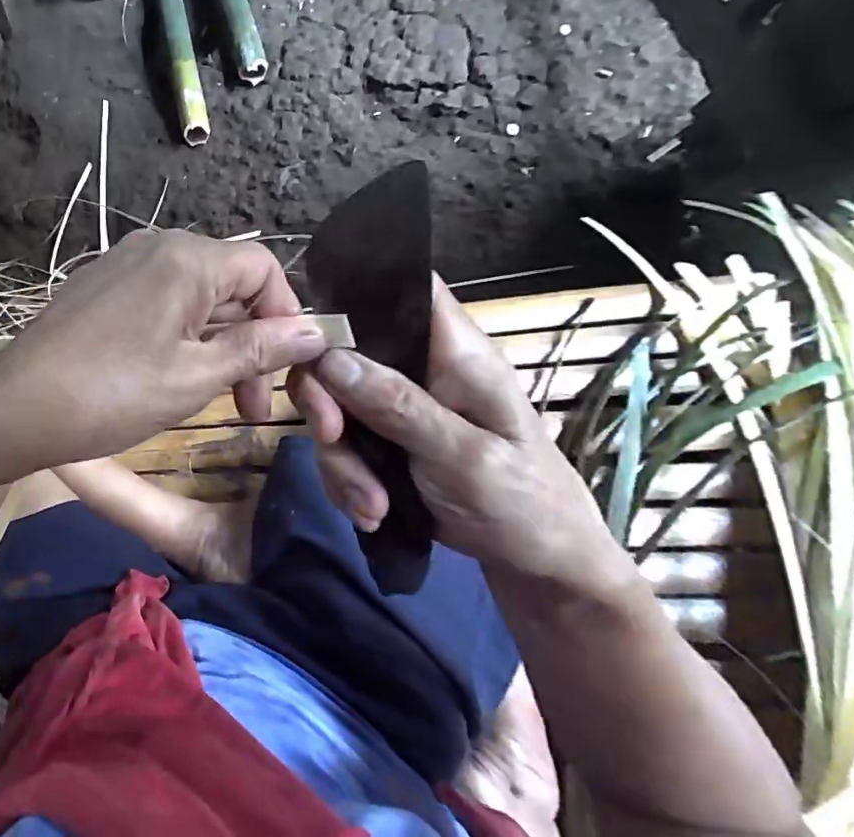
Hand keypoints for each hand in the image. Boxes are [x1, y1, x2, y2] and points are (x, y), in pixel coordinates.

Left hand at [0, 230, 331, 470]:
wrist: (10, 411)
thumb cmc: (112, 394)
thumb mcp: (197, 376)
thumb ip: (260, 348)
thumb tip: (315, 333)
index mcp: (187, 259)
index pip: (263, 268)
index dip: (286, 315)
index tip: (286, 368)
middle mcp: (158, 247)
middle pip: (231, 283)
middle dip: (252, 341)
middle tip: (251, 405)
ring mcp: (125, 264)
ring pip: (197, 296)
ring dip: (219, 343)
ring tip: (218, 398)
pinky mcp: (102, 287)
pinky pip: (163, 301)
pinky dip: (184, 335)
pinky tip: (175, 377)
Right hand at [292, 276, 614, 585]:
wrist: (536, 566)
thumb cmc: (522, 503)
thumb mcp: (464, 457)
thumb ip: (399, 407)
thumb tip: (332, 358)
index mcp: (456, 351)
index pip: (408, 287)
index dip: (359, 289)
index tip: (317, 335)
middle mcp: (422, 368)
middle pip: (348, 352)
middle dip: (329, 401)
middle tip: (332, 438)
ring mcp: (401, 406)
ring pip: (338, 406)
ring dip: (342, 460)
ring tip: (372, 506)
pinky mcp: (388, 442)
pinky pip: (344, 446)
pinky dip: (348, 481)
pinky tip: (373, 512)